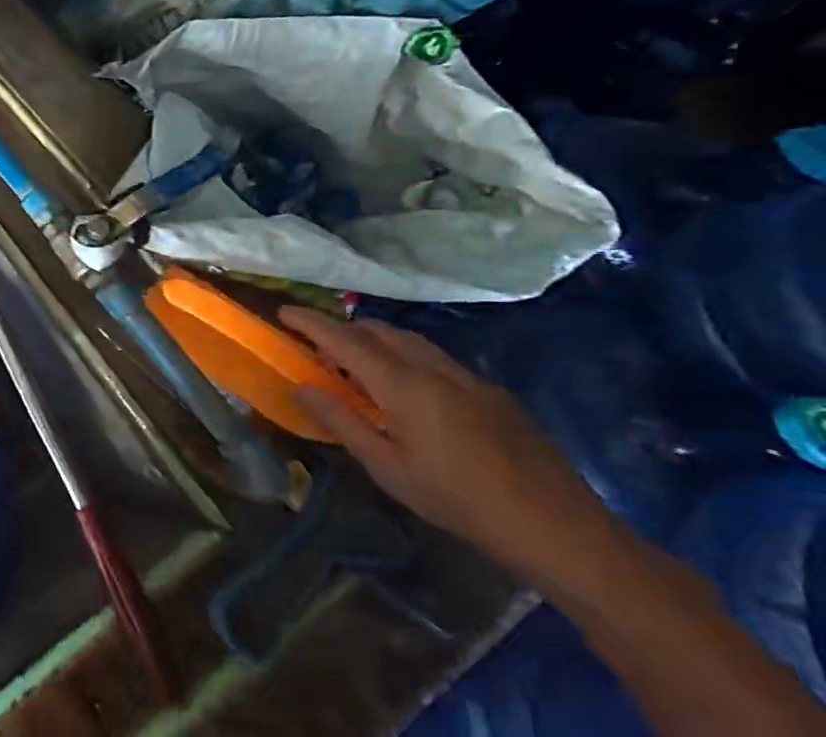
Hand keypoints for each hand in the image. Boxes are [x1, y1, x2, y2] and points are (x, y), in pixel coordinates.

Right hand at [281, 308, 619, 583]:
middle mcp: (435, 369)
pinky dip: (406, 356)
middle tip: (316, 348)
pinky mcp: (493, 393)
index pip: (344, 339)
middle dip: (342, 329)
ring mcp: (469, 378)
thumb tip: (298, 386)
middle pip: (379, 331)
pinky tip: (407, 390)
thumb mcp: (386, 466)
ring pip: (411, 341)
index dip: (310, 322)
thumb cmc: (457, 499)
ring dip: (375, 340)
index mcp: (403, 385)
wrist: (557, 527)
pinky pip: (436, 358)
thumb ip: (340, 420)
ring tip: (356, 365)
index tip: (282, 310)